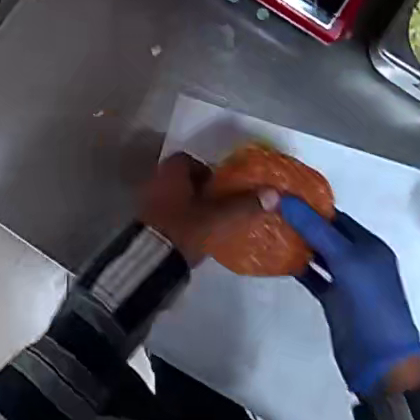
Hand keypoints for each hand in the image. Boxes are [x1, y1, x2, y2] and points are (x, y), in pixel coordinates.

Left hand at [137, 153, 265, 264]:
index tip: (221, 186)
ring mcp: (147, 201)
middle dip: (199, 188)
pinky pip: (165, 212)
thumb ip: (246, 204)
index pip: (188, 160)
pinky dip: (179, 218)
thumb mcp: (221, 217)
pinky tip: (193, 233)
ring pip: (173, 196)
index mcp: (173, 171)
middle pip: (181, 178)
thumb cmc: (187, 228)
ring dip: (188, 204)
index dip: (206, 171)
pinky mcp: (145, 222)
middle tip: (218, 203)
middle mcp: (157, 180)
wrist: (152, 259)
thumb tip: (274, 194)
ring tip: (208, 220)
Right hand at [277, 196, 419, 395]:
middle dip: (302, 222)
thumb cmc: (370, 305)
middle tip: (270, 209)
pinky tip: (275, 258)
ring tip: (268, 228)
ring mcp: (346, 281)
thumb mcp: (346, 261)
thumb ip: (315, 229)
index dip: (312, 205)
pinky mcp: (333, 300)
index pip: (337, 217)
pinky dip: (296, 267)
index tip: (283, 194)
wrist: (380, 363)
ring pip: (318, 254)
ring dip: (297, 243)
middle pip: (326, 233)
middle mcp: (359, 259)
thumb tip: (284, 198)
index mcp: (370, 245)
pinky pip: (312, 276)